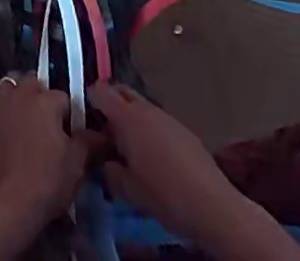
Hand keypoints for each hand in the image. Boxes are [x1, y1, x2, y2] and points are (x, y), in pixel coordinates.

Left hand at [0, 74, 93, 242]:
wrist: (9, 197)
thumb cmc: (48, 179)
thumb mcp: (77, 163)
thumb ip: (89, 141)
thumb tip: (101, 133)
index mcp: (47, 101)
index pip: (64, 97)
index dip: (70, 115)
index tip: (71, 133)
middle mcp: (23, 93)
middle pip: (36, 82)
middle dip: (44, 97)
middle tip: (50, 125)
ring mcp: (1, 100)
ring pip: (12, 82)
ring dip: (20, 92)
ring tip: (27, 116)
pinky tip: (2, 109)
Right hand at [88, 82, 299, 259]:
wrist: (216, 208)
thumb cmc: (164, 194)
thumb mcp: (125, 187)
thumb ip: (106, 167)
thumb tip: (102, 159)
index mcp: (127, 117)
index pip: (99, 91)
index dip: (87, 100)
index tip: (84, 119)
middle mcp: (147, 110)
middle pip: (120, 91)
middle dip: (109, 103)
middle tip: (104, 129)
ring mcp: (168, 118)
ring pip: (141, 107)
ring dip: (130, 118)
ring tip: (129, 147)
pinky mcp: (185, 131)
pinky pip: (158, 121)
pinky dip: (149, 130)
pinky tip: (155, 158)